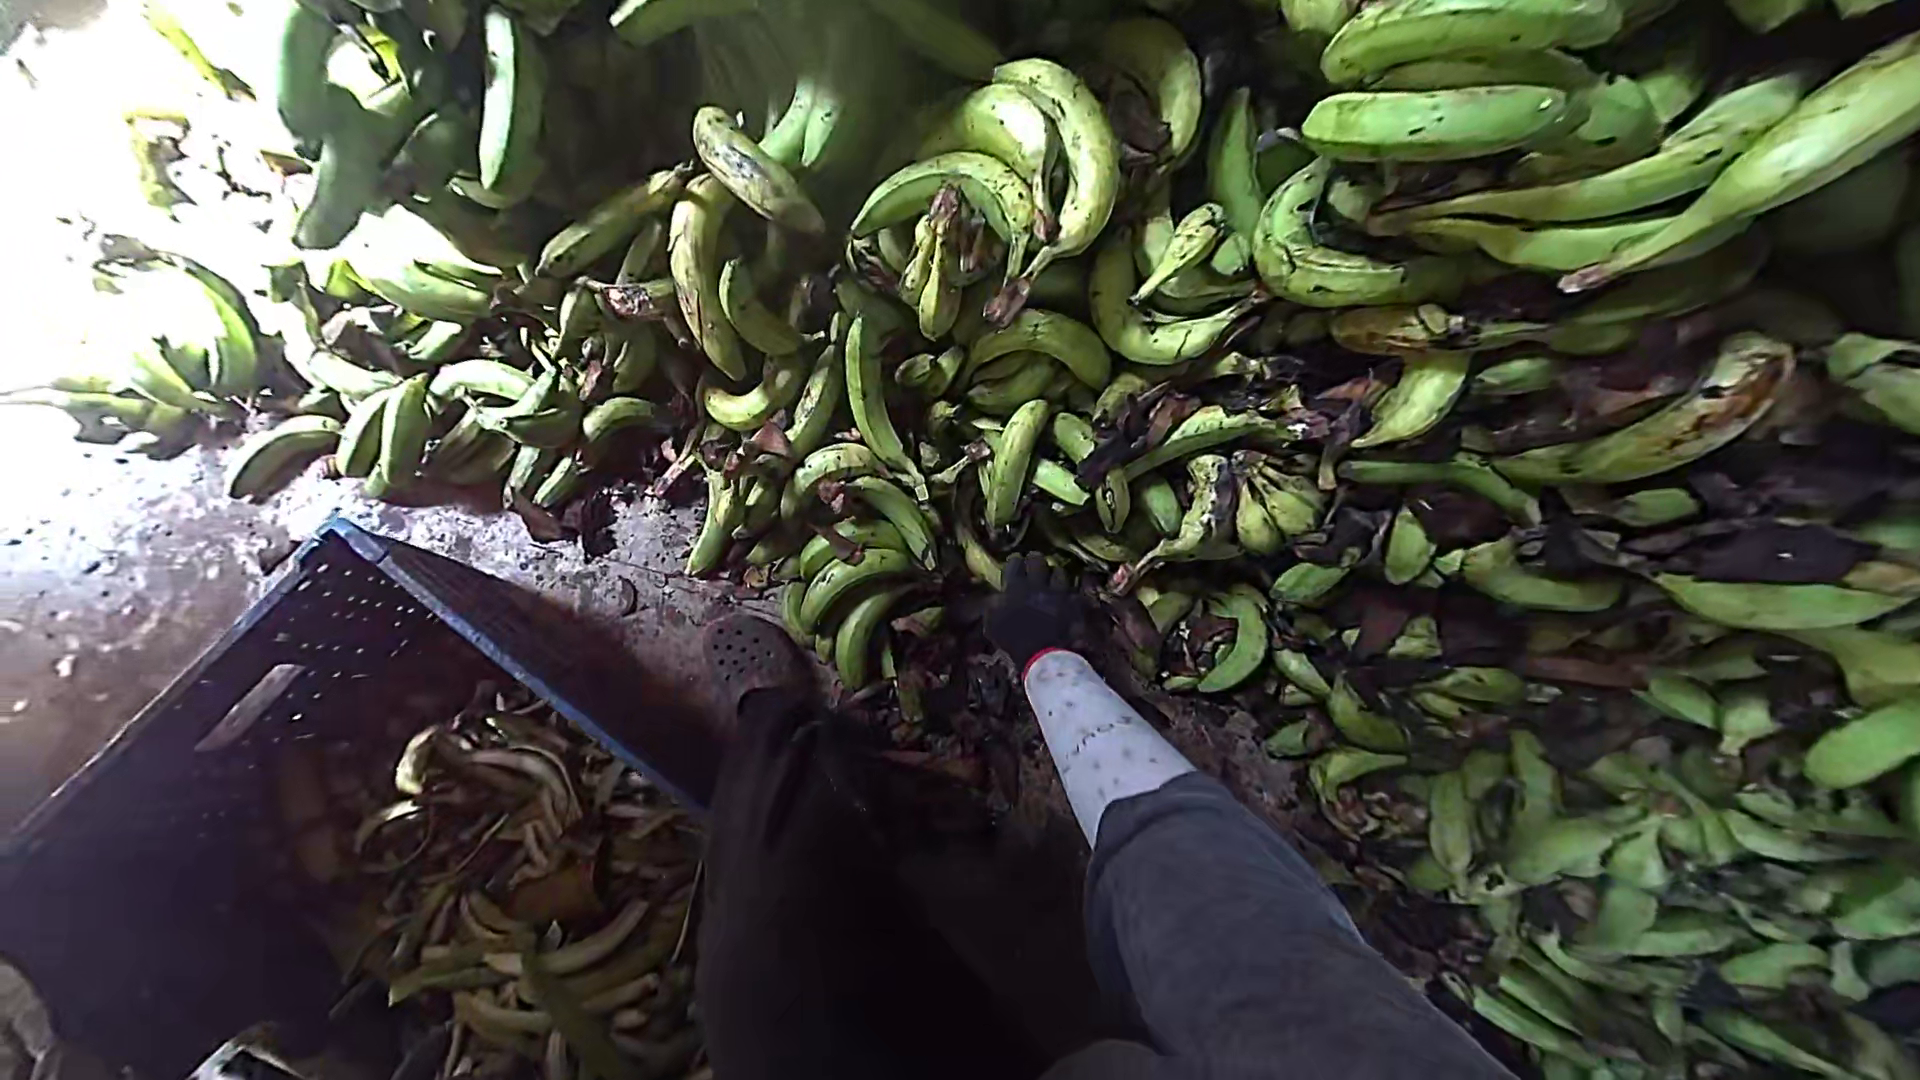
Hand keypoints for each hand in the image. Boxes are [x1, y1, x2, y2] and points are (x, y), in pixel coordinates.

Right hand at [984, 553, 1078, 669]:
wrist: (1041, 653)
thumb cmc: (1012, 640)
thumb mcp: (992, 623)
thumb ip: (993, 605)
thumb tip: (996, 596)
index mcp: (1015, 587)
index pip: (1014, 564)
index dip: (1015, 561)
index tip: (1015, 562)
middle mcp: (1037, 584)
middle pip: (1037, 561)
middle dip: (1035, 560)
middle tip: (1034, 563)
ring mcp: (1057, 593)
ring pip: (1059, 572)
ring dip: (1055, 573)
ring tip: (1053, 577)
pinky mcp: (1073, 604)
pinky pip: (1073, 591)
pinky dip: (1069, 592)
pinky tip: (1067, 595)